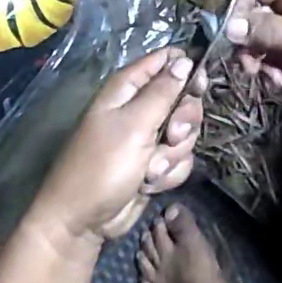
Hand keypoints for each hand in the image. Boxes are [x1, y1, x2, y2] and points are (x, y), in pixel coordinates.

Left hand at [30, 47, 205, 243]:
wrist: (82, 222)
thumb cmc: (102, 166)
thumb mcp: (134, 125)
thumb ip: (164, 91)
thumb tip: (186, 60)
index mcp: (129, 87)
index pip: (167, 60)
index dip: (187, 69)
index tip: (199, 85)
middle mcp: (140, 106)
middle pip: (184, 97)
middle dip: (184, 121)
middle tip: (171, 135)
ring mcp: (149, 136)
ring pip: (186, 131)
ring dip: (173, 153)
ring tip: (150, 169)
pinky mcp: (155, 162)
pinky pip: (180, 158)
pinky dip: (169, 172)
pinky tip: (149, 183)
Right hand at [225, 0, 281, 88]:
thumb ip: (267, 31)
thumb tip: (228, 28)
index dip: (236, 12)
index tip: (230, 40)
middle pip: (251, 13)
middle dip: (248, 42)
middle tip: (249, 68)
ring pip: (258, 35)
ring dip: (258, 58)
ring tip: (270, 79)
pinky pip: (271, 50)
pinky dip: (270, 66)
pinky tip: (279, 81)